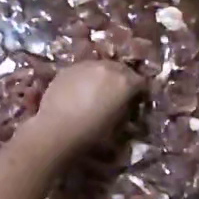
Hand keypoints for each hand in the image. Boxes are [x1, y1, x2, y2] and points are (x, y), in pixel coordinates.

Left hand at [22, 60, 141, 159]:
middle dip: (122, 80)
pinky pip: (82, 70)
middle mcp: (108, 68)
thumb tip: (126, 104)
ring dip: (102, 76)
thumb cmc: (92, 132)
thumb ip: (126, 109)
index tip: (136, 100)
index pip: (141, 82)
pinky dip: (84, 78)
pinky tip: (78, 91)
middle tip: (116, 94)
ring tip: (96, 91)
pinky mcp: (68, 69)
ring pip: (100, 67)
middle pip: (121, 69)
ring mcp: (86, 66)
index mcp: (125, 81)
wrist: (57, 129)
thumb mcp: (118, 124)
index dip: (139, 92)